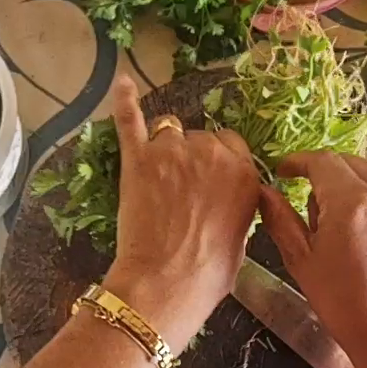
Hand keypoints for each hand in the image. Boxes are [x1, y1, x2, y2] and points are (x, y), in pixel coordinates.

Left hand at [99, 74, 258, 350]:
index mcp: (244, 173)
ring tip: (155, 181)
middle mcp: (211, 153)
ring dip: (162, 150)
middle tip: (178, 194)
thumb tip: (225, 204)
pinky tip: (122, 84)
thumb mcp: (240, 240)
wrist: (167, 282)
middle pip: (197, 138)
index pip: (230, 144)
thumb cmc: (208, 273)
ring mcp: (172, 152)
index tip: (206, 181)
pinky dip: (125, 102)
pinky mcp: (138, 160)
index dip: (215, 162)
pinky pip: (130, 121)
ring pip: (166, 133)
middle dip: (189, 159)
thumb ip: (236, 207)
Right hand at [257, 151, 366, 367]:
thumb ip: (280, 218)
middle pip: (351, 165)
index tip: (286, 172)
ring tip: (352, 231)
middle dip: (328, 179)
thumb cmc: (343, 303)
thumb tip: (264, 191)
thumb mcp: (301, 261)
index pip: (321, 161)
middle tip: (316, 210)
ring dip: (360, 194)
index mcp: (351, 202)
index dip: (298, 163)